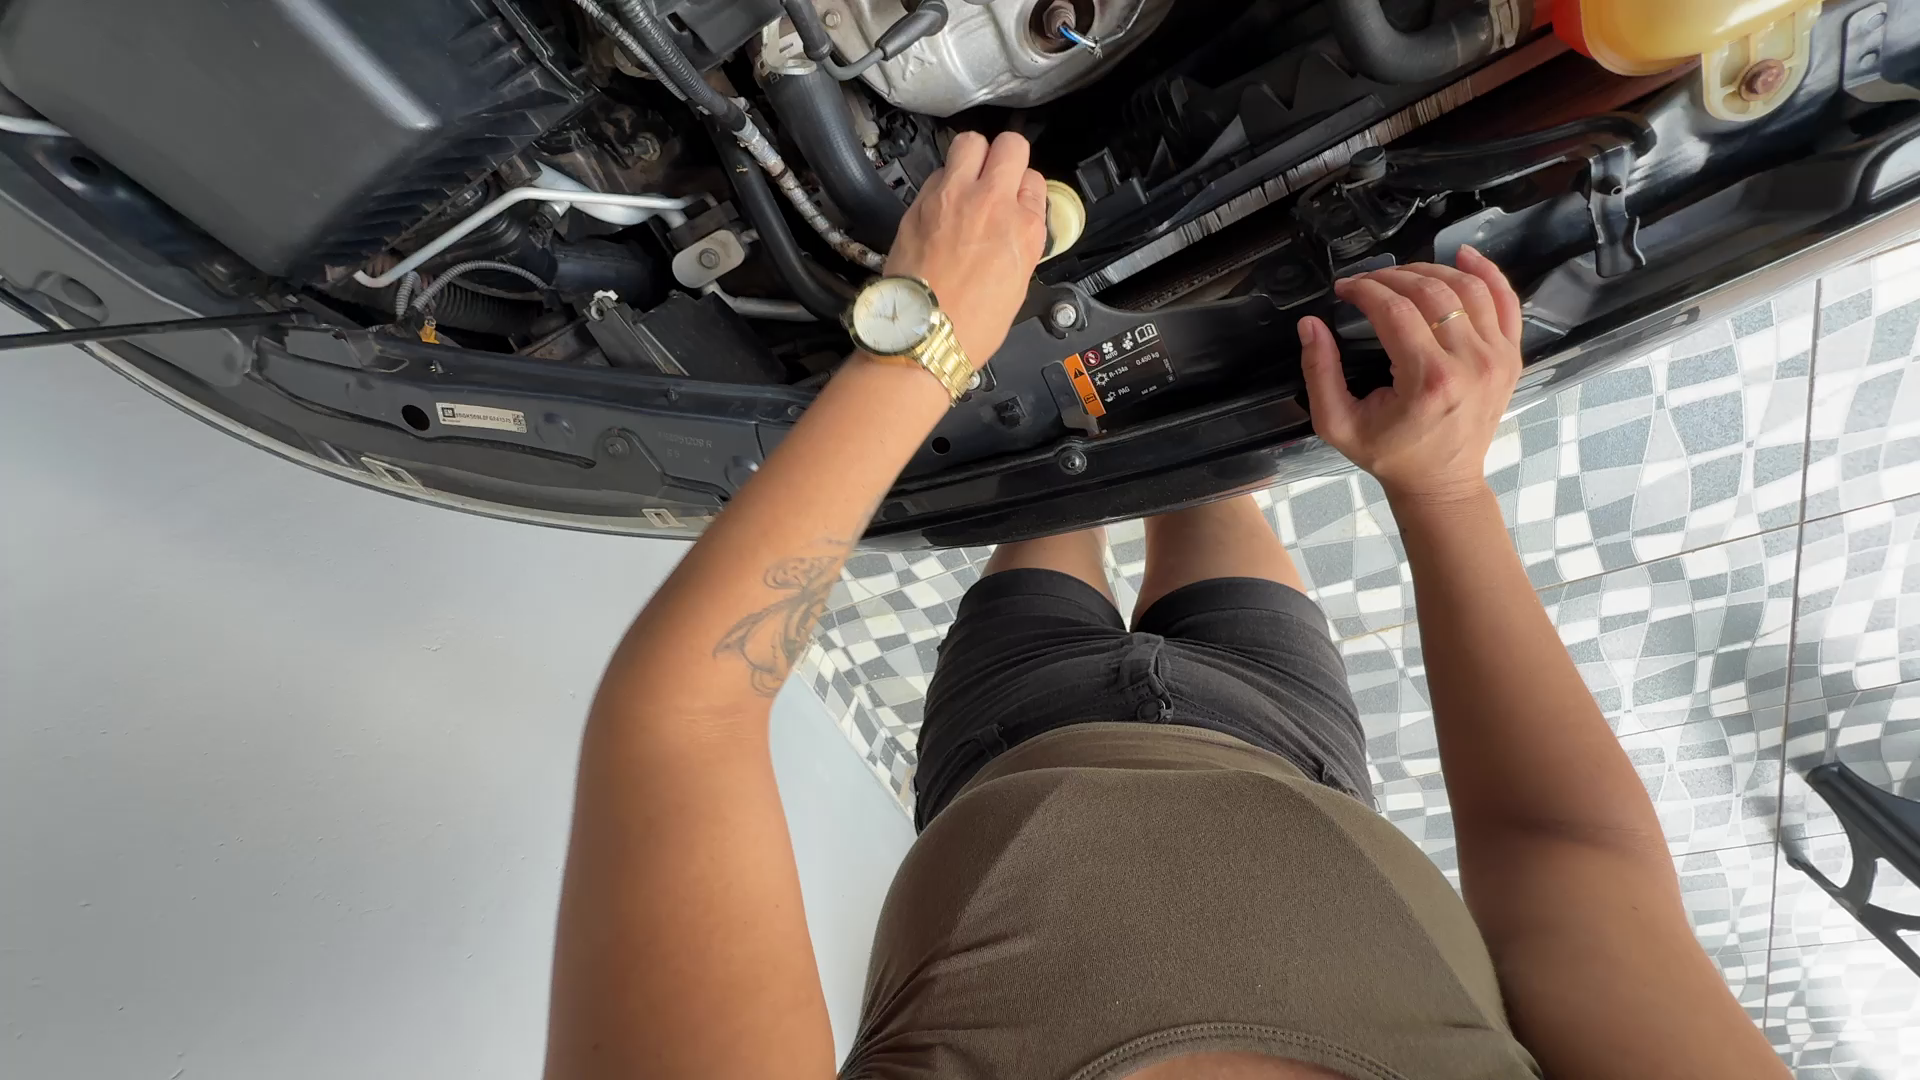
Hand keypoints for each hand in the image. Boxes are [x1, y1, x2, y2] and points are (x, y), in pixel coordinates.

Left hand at [883, 130, 1047, 366]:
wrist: (922, 336)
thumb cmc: (969, 325)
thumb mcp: (1017, 286)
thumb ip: (1021, 240)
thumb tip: (1017, 222)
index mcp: (1023, 227)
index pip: (1035, 180)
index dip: (1025, 191)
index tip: (1018, 203)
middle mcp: (990, 202)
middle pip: (1008, 145)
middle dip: (1005, 157)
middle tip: (997, 178)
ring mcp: (952, 197)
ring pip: (968, 143)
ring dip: (972, 159)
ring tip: (968, 185)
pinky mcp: (920, 203)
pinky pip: (936, 173)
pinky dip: (942, 184)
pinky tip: (942, 210)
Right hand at [1297, 246, 1523, 505]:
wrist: (1441, 481)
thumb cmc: (1387, 455)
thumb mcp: (1337, 423)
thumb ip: (1319, 373)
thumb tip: (1309, 325)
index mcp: (1426, 379)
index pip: (1394, 310)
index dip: (1364, 291)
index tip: (1343, 289)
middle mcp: (1470, 361)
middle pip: (1431, 292)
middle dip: (1391, 277)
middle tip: (1364, 281)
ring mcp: (1498, 356)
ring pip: (1468, 288)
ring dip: (1430, 270)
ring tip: (1400, 274)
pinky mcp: (1511, 355)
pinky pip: (1506, 300)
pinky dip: (1486, 272)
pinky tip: (1462, 256)